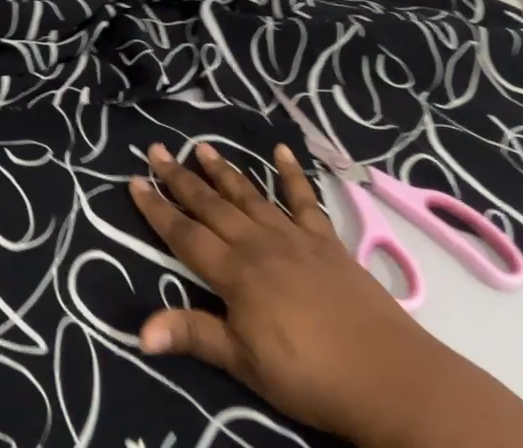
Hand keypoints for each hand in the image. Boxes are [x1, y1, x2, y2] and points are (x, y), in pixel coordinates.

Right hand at [130, 142, 522, 447]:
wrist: (388, 375)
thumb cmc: (309, 376)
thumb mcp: (245, 362)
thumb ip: (194, 335)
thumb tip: (138, 331)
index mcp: (236, 274)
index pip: (185, 235)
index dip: (157, 209)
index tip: (134, 181)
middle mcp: (260, 245)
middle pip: (212, 206)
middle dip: (181, 179)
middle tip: (156, 149)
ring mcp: (295, 239)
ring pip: (250, 196)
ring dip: (224, 171)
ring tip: (201, 146)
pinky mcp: (327, 242)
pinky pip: (304, 200)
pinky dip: (292, 174)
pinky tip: (282, 150)